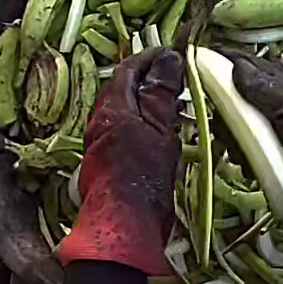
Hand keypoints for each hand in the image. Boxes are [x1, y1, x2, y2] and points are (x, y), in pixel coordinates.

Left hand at [57, 47, 183, 274]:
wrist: (124, 231)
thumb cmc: (143, 178)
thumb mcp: (159, 131)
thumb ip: (161, 94)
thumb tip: (168, 58)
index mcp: (111, 109)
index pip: (128, 69)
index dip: (151, 57)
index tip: (176, 52)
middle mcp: (101, 121)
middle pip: (124, 88)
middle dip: (151, 77)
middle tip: (181, 75)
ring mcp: (103, 143)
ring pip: (127, 109)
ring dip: (150, 100)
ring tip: (179, 100)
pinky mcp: (111, 161)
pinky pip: (129, 129)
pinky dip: (147, 121)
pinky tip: (165, 131)